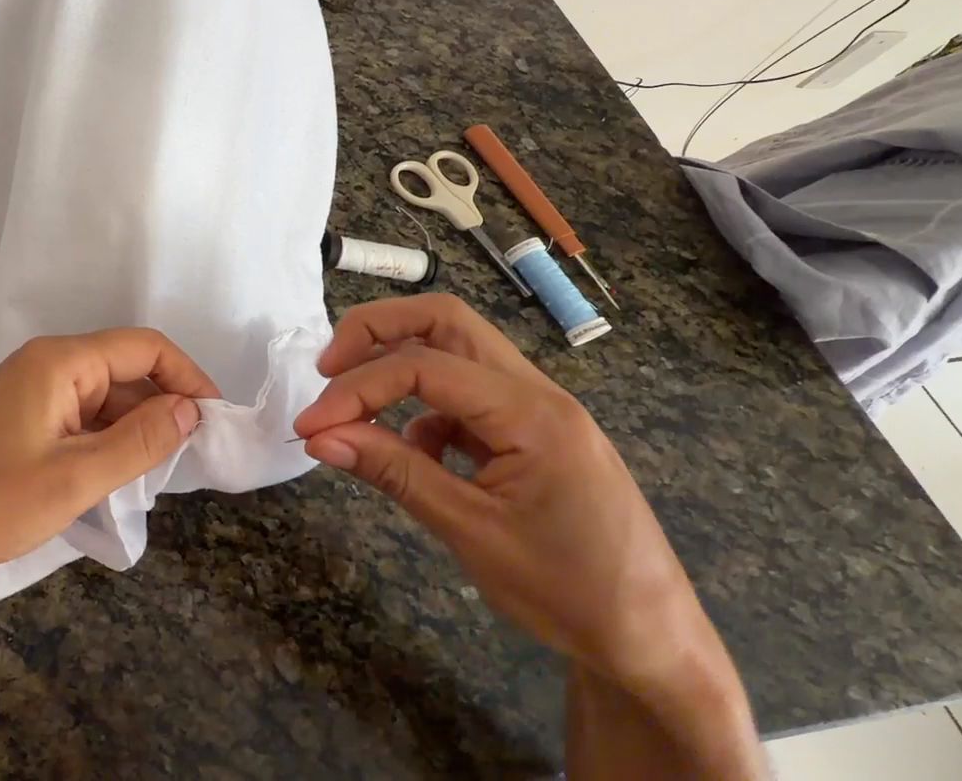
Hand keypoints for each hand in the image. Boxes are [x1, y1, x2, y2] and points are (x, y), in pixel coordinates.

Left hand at [0, 328, 219, 580]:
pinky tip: (115, 478)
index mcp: (59, 363)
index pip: (144, 348)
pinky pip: (76, 419)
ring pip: (101, 399)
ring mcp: (27, 393)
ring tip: (159, 476)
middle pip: (124, 372)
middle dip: (163, 409)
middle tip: (194, 460)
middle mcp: (44, 365)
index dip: (188, 377)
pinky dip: (103, 442)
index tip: (216, 421)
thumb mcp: (74, 478)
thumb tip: (191, 410)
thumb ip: (139, 441)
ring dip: (133, 430)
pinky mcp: (17, 420)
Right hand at [292, 294, 725, 699]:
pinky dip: (424, 409)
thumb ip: (393, 472)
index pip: (423, 367)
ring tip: (356, 410)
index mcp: (531, 412)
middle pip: (445, 321)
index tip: (309, 426)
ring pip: (456, 351)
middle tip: (327, 369)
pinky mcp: (533, 432)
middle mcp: (538, 393)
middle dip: (375, 332)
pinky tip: (411, 453)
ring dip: (398, 365)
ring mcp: (538, 410)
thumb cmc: (567, 591)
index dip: (355, 388)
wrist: (651, 640)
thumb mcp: (469, 530)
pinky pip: (467, 395)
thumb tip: (319, 437)